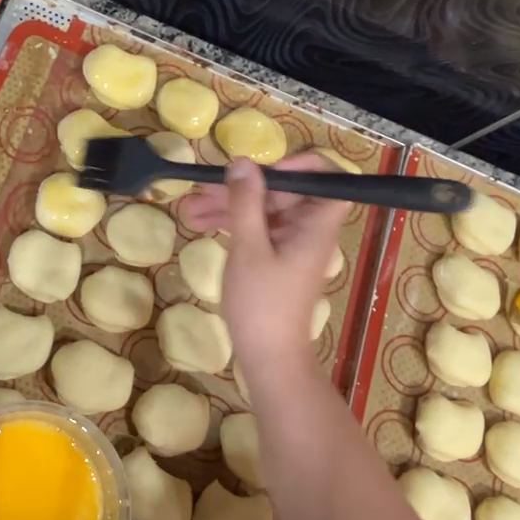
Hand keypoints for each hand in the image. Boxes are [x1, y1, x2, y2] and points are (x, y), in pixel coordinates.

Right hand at [179, 153, 348, 377]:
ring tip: (189, 208)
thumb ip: (245, 202)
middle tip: (206, 188)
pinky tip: (201, 224)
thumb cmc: (262, 303)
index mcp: (315, 226)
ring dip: (231, 206)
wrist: (269, 358)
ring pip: (265, 212)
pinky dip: (233, 225)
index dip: (302, 167)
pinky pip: (258, 231)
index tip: (266, 171)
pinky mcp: (276, 261)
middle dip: (245, 187)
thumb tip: (242, 162)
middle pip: (285, 194)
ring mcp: (292, 247)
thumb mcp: (248, 248)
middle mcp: (309, 232)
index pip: (330, 180)